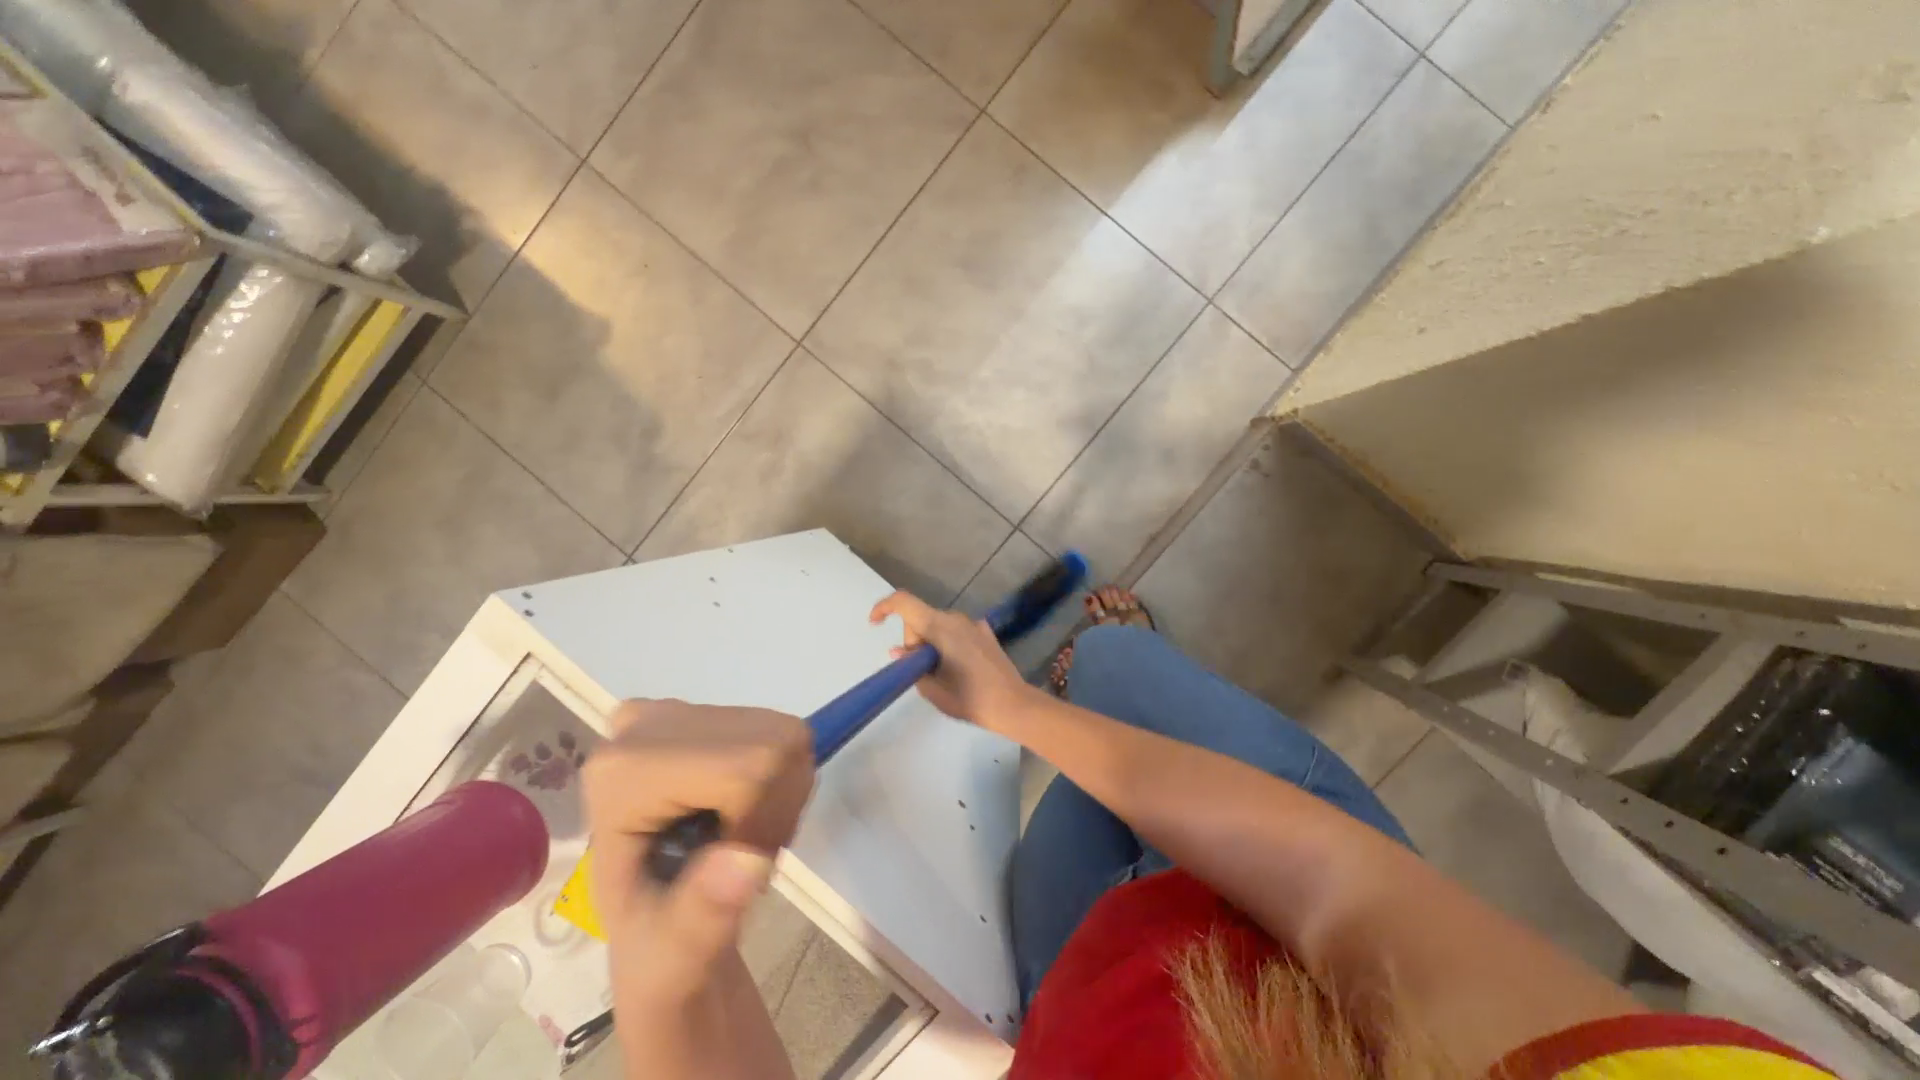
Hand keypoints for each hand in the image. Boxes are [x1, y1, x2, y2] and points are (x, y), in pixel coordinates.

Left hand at [582, 699, 812, 1004]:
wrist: (658, 937)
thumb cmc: (659, 954)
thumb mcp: (676, 958)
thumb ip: (705, 913)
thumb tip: (746, 859)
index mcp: (622, 774)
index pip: (746, 771)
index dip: (765, 824)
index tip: (745, 870)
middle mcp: (642, 725)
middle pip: (770, 746)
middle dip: (778, 809)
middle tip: (747, 856)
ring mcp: (673, 712)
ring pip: (783, 737)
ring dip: (785, 796)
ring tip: (745, 836)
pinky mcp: (701, 712)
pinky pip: (783, 734)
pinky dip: (785, 781)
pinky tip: (748, 809)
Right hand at [869, 590, 1037, 732]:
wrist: (1013, 705)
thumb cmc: (969, 699)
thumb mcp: (932, 688)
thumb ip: (911, 666)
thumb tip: (899, 652)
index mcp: (940, 627)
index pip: (904, 602)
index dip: (884, 607)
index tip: (874, 624)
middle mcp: (956, 618)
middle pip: (921, 618)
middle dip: (914, 641)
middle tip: (922, 672)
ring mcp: (973, 624)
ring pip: (938, 625)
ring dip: (931, 643)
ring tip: (943, 674)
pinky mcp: (985, 633)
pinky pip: (956, 632)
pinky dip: (948, 644)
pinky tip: (960, 668)